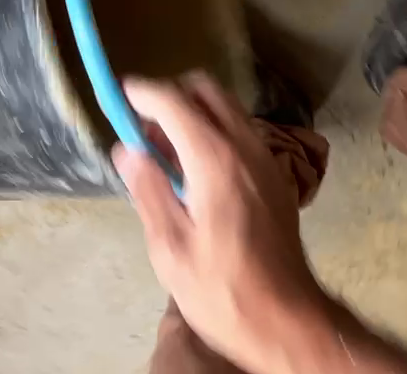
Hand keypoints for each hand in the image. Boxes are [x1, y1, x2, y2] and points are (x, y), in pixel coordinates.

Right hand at [115, 74, 335, 373]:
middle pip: (206, 90)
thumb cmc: (222, 288)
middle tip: (145, 127)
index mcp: (214, 158)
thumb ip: (148, 189)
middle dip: (171, 95)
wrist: (286, 318)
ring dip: (193, 112)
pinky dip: (214, 129)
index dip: (143, 92)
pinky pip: (239, 129)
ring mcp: (264, 156)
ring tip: (166, 152)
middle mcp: (244, 144)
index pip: (174, 101)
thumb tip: (127, 149)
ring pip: (226, 107)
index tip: (120, 94)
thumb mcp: (170, 248)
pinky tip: (197, 170)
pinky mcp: (274, 172)